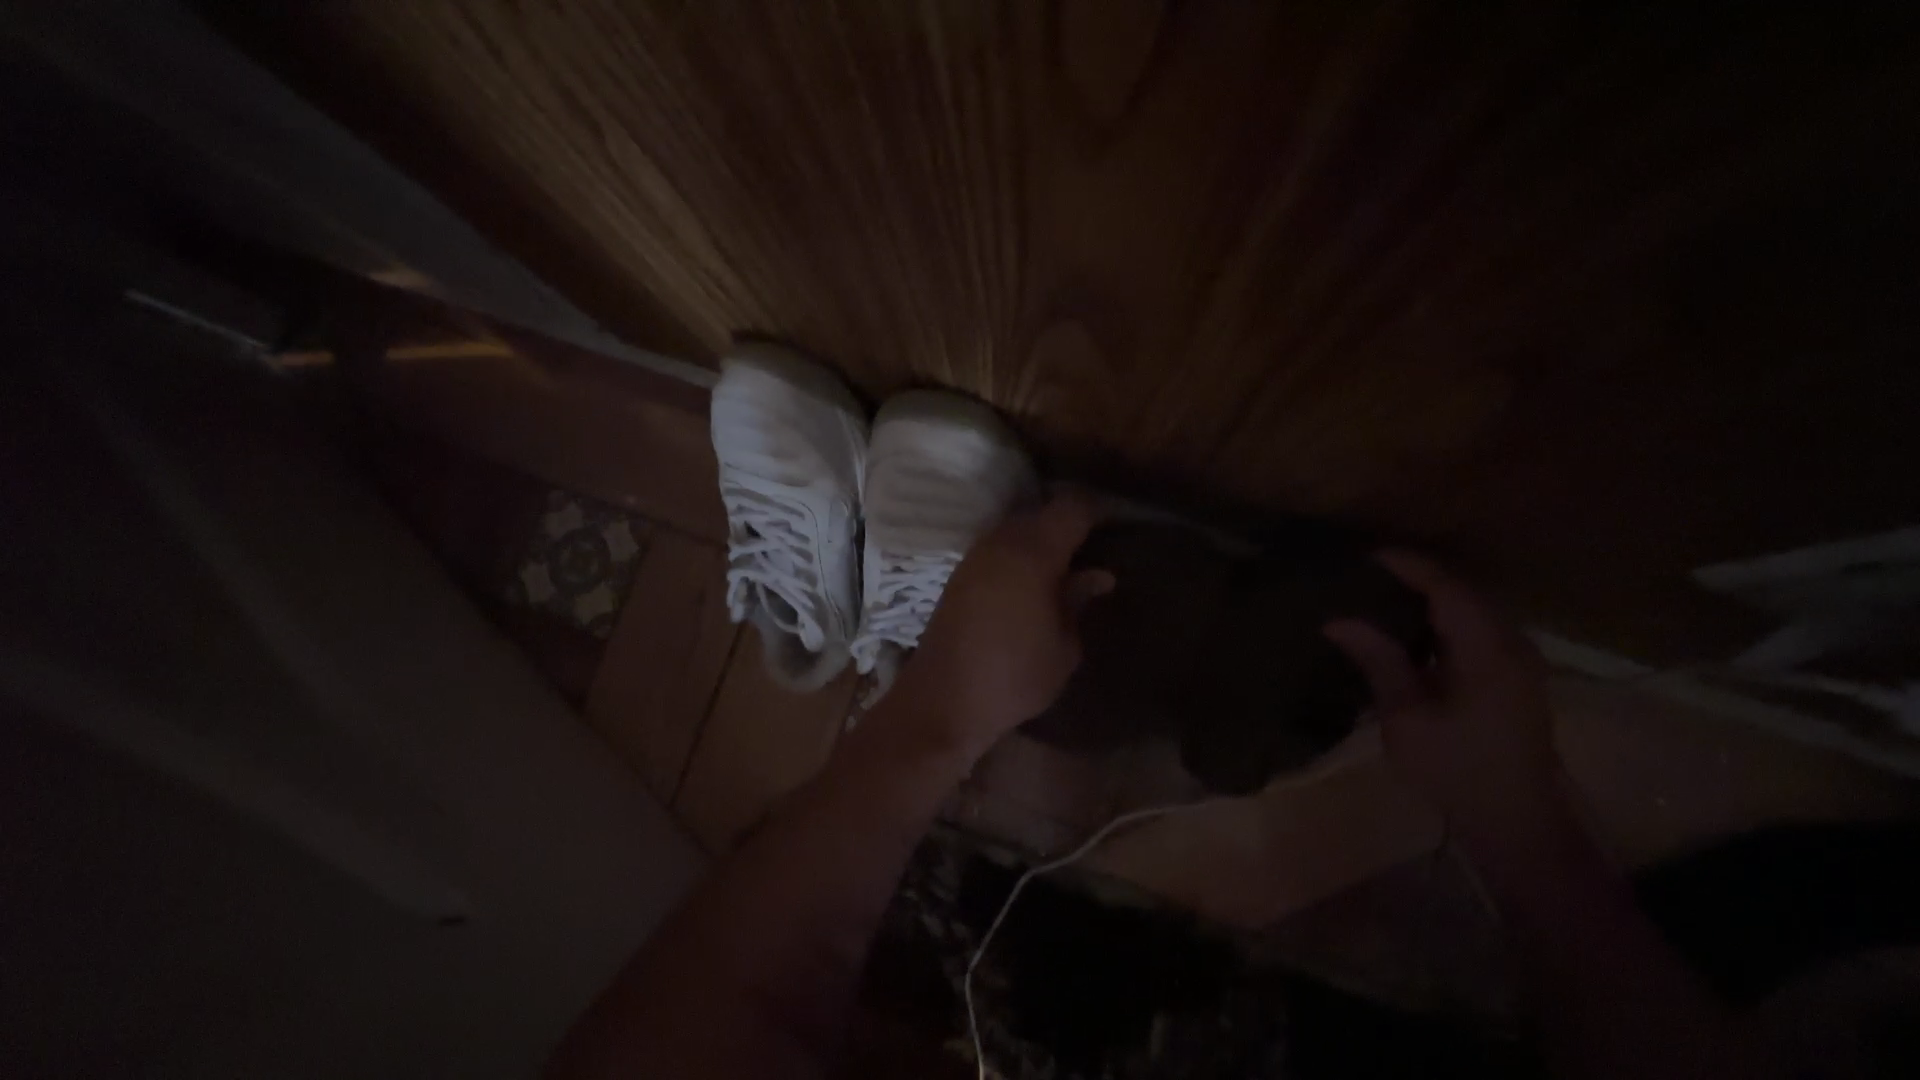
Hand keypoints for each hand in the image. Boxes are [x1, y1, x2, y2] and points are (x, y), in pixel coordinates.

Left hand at [885, 493, 1111, 759]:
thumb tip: (1098, 575)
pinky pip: (998, 550)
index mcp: (1033, 552)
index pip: (1072, 506)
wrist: (944, 701)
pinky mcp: (959, 576)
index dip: (1098, 510)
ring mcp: (975, 557)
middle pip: (1041, 513)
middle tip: (1095, 551)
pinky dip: (1019, 557)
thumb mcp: (1064, 646)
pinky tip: (1033, 584)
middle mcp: (1001, 542)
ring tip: (1067, 569)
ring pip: (1016, 529)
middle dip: (1069, 526)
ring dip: (1041, 542)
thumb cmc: (1015, 676)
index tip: (1118, 528)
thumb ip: (1079, 602)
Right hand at [1323, 552, 1574, 858]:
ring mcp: (1520, 660)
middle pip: (1464, 591)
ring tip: (1382, 593)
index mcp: (1487, 652)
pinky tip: (1413, 628)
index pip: (1447, 588)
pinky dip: (1444, 618)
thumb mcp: (1407, 717)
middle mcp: (1512, 645)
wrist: (1517, 820)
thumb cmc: (1456, 770)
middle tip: (1367, 572)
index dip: (1408, 566)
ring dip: (1432, 596)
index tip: (1366, 555)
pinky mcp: (1516, 675)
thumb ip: (1378, 661)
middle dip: (1417, 576)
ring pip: (1474, 608)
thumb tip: (1337, 620)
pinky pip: (1479, 628)